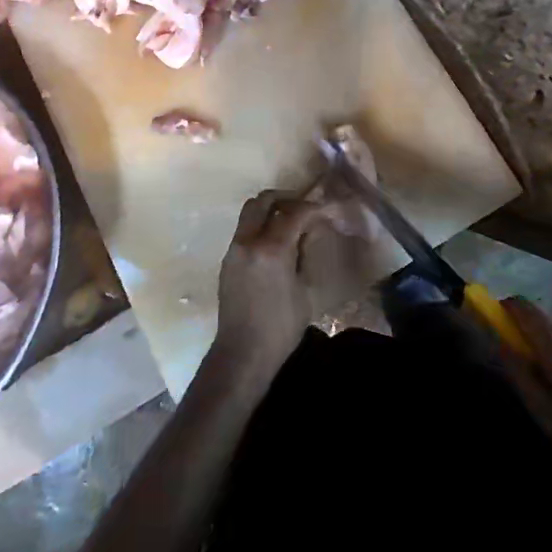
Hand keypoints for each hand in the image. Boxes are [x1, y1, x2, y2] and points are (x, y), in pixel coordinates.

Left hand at [210, 190, 322, 383]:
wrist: (243, 352)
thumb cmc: (281, 327)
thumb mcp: (305, 290)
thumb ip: (305, 255)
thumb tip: (308, 233)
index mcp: (271, 249)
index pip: (293, 213)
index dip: (312, 207)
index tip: (325, 209)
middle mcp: (248, 242)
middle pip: (263, 201)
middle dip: (285, 199)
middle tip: (303, 207)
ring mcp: (234, 250)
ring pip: (249, 213)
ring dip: (270, 210)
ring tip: (289, 223)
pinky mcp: (227, 261)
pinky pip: (244, 231)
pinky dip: (260, 227)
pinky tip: (275, 243)